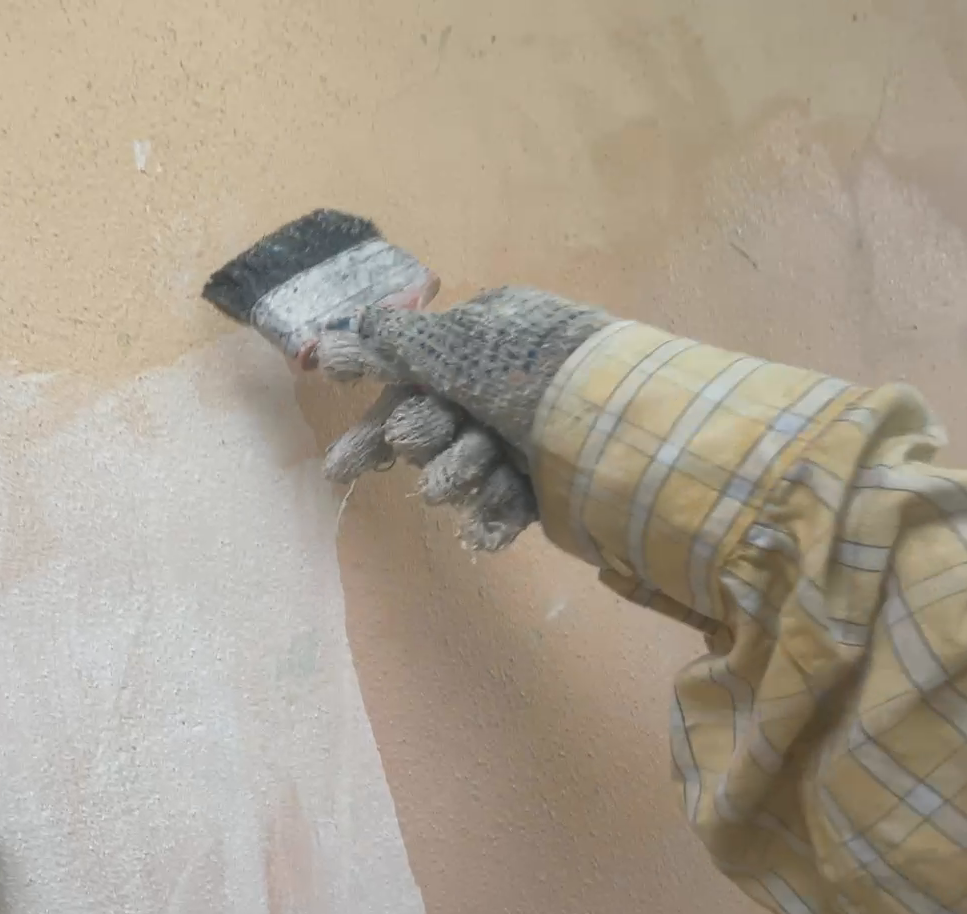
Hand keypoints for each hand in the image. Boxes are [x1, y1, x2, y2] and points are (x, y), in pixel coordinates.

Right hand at [313, 285, 613, 551]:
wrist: (629, 427)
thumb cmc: (539, 374)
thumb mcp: (464, 346)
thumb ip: (400, 344)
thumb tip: (351, 328)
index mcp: (478, 350)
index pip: (405, 390)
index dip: (369, 430)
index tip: (338, 469)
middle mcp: (494, 393)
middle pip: (428, 435)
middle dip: (422, 442)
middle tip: (417, 441)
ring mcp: (520, 441)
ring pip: (462, 471)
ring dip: (461, 473)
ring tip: (482, 470)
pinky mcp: (543, 485)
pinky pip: (501, 506)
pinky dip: (492, 518)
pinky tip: (489, 532)